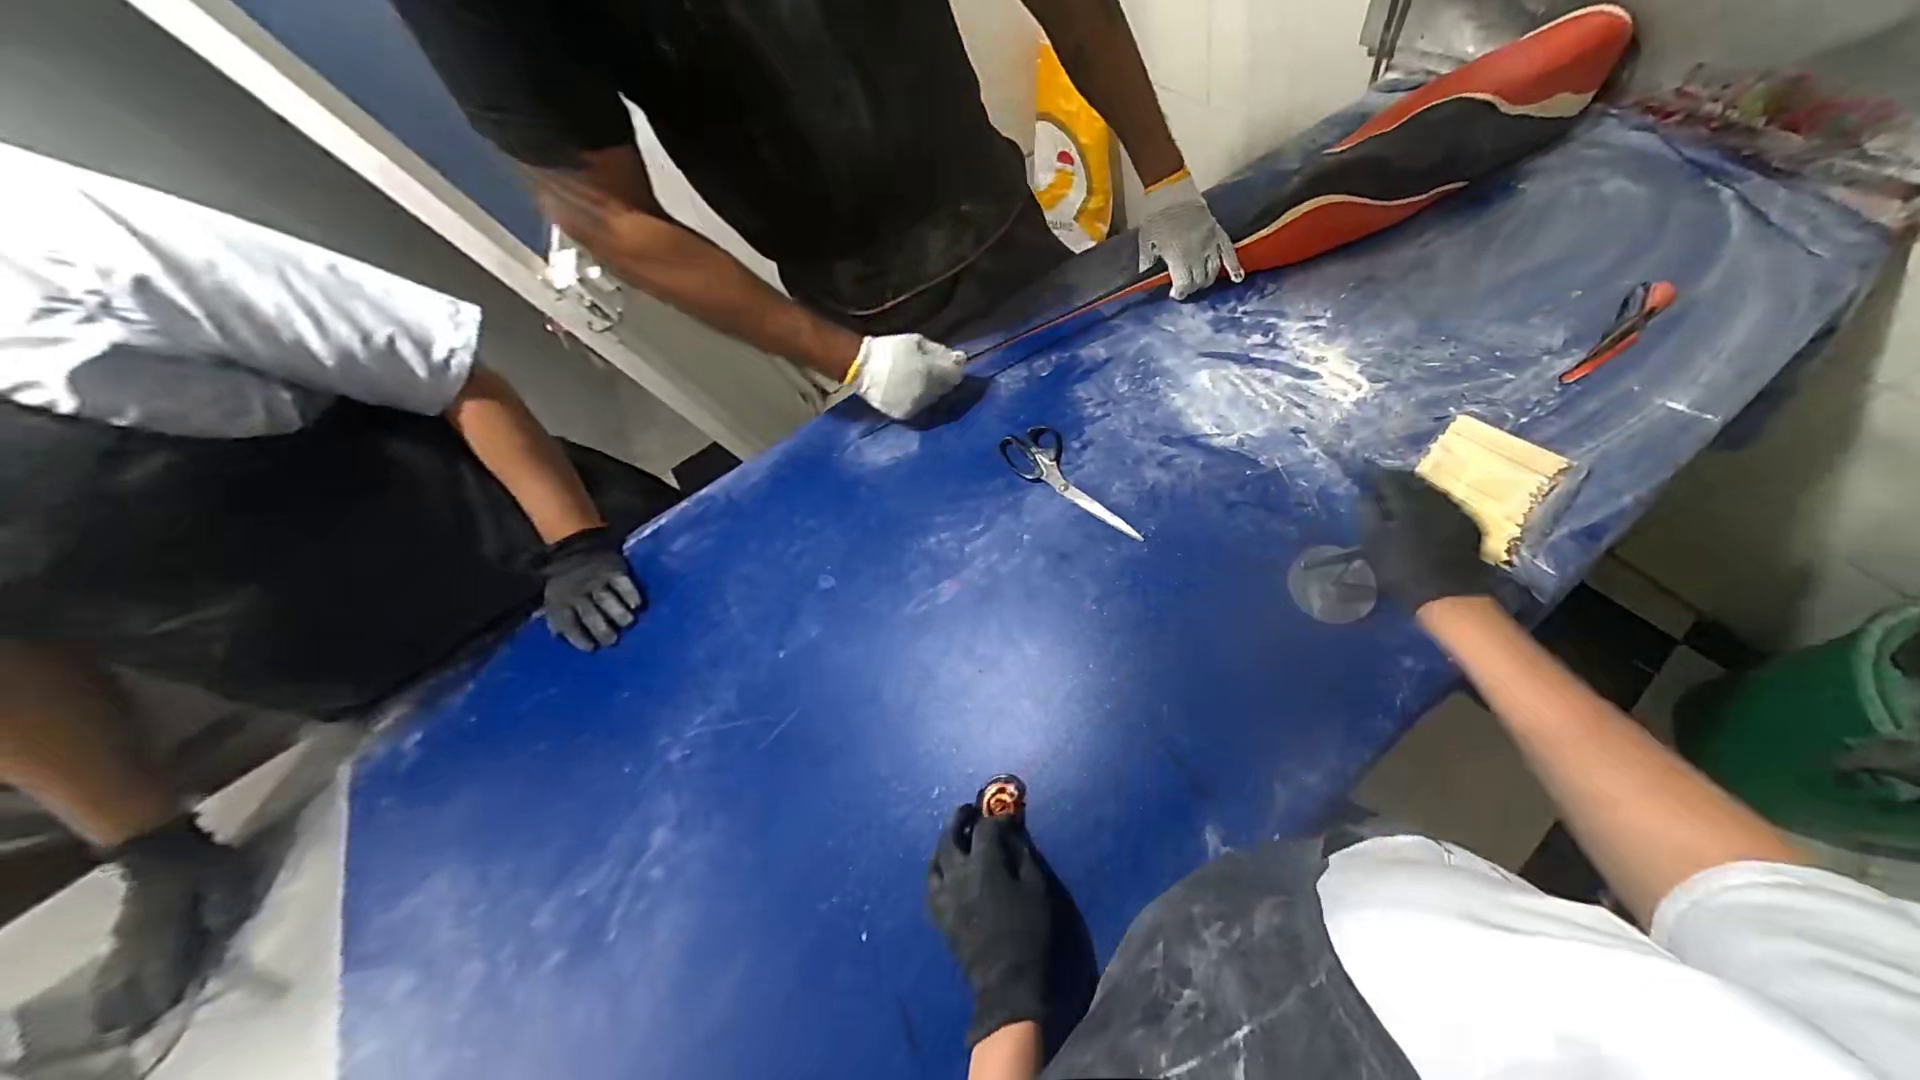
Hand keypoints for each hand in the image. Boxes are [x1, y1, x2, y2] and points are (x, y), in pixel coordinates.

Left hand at [539, 526, 642, 650]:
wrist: (577, 546)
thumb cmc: (566, 580)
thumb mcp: (554, 597)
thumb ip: (558, 617)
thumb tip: (559, 637)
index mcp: (561, 600)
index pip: (570, 624)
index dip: (580, 639)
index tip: (592, 648)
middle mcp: (579, 592)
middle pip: (592, 616)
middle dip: (603, 631)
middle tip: (613, 640)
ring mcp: (597, 581)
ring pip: (609, 602)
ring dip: (619, 615)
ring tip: (627, 623)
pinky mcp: (614, 570)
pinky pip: (624, 585)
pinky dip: (631, 596)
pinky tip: (636, 606)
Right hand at [847, 334, 966, 419]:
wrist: (862, 368)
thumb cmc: (890, 350)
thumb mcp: (917, 342)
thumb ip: (939, 352)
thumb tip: (957, 358)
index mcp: (932, 373)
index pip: (955, 375)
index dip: (956, 369)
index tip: (954, 363)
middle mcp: (927, 393)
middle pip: (946, 389)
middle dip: (944, 380)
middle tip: (936, 371)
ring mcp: (916, 406)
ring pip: (933, 400)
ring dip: (932, 391)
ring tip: (920, 381)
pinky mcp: (905, 415)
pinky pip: (919, 407)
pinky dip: (919, 400)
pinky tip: (911, 391)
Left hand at [926, 805, 1051, 1046]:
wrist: (1007, 981)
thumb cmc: (1029, 932)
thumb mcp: (1036, 889)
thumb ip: (1022, 857)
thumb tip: (1012, 836)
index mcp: (984, 864)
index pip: (985, 829)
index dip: (996, 819)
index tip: (1006, 819)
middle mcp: (958, 873)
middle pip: (950, 836)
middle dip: (960, 819)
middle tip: (968, 811)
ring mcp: (944, 894)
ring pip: (935, 858)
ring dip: (944, 841)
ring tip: (954, 836)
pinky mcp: (938, 914)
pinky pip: (930, 884)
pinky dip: (936, 869)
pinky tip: (944, 868)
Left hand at [1137, 170, 1243, 300]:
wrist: (1173, 194)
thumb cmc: (1156, 219)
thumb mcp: (1146, 243)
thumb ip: (1147, 261)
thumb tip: (1146, 275)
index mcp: (1179, 258)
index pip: (1184, 285)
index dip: (1180, 293)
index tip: (1175, 294)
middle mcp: (1197, 254)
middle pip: (1199, 280)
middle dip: (1192, 287)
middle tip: (1187, 287)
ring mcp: (1210, 244)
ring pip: (1213, 271)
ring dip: (1207, 281)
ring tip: (1201, 283)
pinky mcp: (1219, 234)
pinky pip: (1229, 253)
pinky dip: (1234, 267)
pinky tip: (1238, 279)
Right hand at [1358, 469, 1492, 612]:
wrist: (1448, 594)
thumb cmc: (1401, 569)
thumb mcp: (1374, 543)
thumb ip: (1368, 515)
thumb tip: (1365, 496)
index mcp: (1410, 501)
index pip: (1389, 479)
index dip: (1374, 476)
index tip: (1364, 476)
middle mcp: (1436, 499)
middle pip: (1413, 481)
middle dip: (1396, 480)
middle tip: (1380, 485)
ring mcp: (1456, 510)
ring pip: (1431, 491)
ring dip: (1415, 491)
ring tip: (1400, 497)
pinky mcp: (1468, 524)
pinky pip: (1445, 504)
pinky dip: (1430, 504)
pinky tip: (1423, 512)